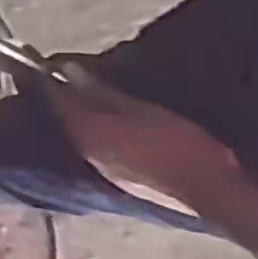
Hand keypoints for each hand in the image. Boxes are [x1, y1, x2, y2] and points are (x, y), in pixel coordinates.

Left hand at [50, 79, 243, 211]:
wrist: (214, 195)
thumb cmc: (177, 144)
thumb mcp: (139, 110)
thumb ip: (99, 90)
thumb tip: (66, 68)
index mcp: (83, 128)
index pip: (53, 97)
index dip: (46, 78)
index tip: (43, 63)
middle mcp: (82, 147)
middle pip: (65, 115)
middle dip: (64, 96)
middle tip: (66, 78)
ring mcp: (99, 166)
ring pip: (80, 132)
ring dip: (81, 116)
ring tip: (91, 101)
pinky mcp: (119, 180)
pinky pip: (97, 148)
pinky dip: (98, 133)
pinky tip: (112, 129)